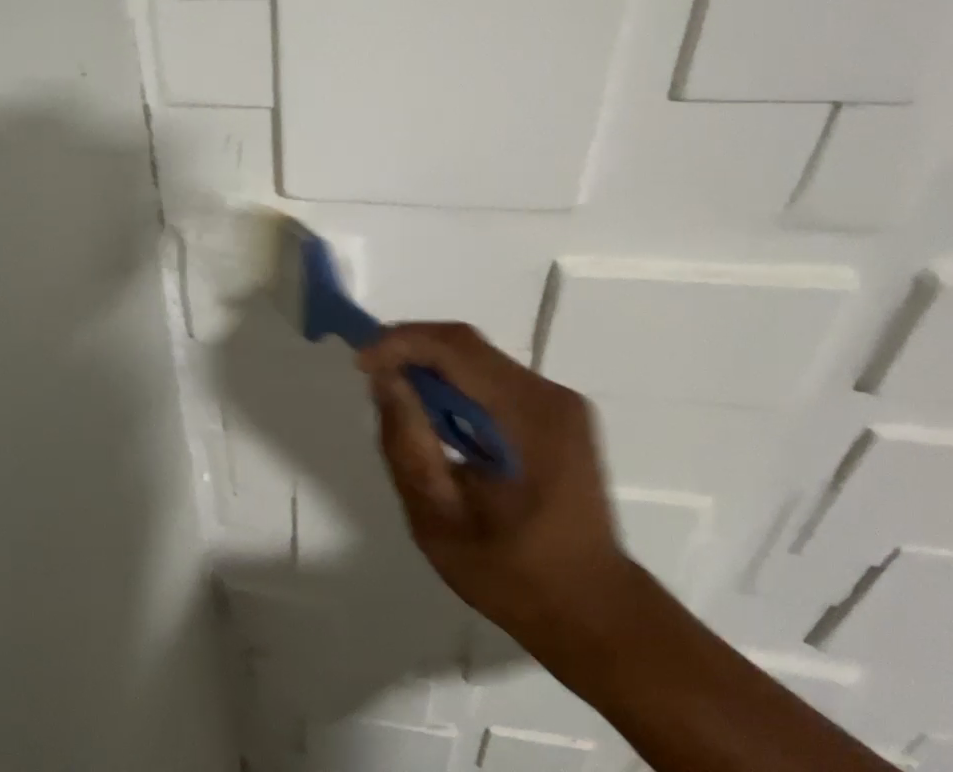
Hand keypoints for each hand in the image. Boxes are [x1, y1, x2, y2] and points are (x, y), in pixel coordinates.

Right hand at [356, 323, 637, 664]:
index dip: (401, 343)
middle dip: (411, 351)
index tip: (360, 365)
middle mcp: (550, 396)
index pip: (456, 348)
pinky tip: (435, 420)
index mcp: (529, 418)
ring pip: (479, 362)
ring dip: (432, 370)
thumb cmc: (513, 575)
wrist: (591, 608)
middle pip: (468, 348)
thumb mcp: (440, 519)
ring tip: (396, 402)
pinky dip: (456, 389)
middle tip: (370, 378)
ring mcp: (560, 405)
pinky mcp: (558, 417)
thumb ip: (408, 444)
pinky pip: (494, 383)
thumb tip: (383, 379)